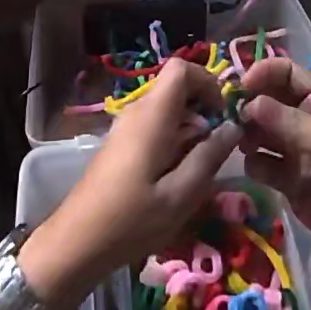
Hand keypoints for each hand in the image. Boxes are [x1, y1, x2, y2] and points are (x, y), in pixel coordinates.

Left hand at [21, 60, 242, 304]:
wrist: (77, 241)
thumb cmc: (131, 220)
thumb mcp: (181, 195)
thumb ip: (209, 156)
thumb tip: (234, 126)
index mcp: (152, 115)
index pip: (181, 68)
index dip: (208, 82)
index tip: (224, 114)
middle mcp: (137, 111)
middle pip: (176, 88)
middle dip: (204, 108)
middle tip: (219, 146)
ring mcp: (126, 126)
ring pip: (167, 107)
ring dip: (190, 126)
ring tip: (201, 165)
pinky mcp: (121, 142)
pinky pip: (155, 124)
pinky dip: (174, 137)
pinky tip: (177, 173)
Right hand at [237, 57, 310, 261]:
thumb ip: (293, 123)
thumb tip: (250, 103)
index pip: (287, 74)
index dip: (263, 73)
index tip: (240, 84)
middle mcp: (304, 122)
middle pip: (267, 102)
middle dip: (247, 104)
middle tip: (228, 114)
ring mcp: (294, 152)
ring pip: (259, 132)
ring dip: (245, 132)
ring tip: (238, 140)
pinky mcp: (287, 182)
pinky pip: (260, 164)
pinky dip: (252, 162)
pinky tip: (255, 166)